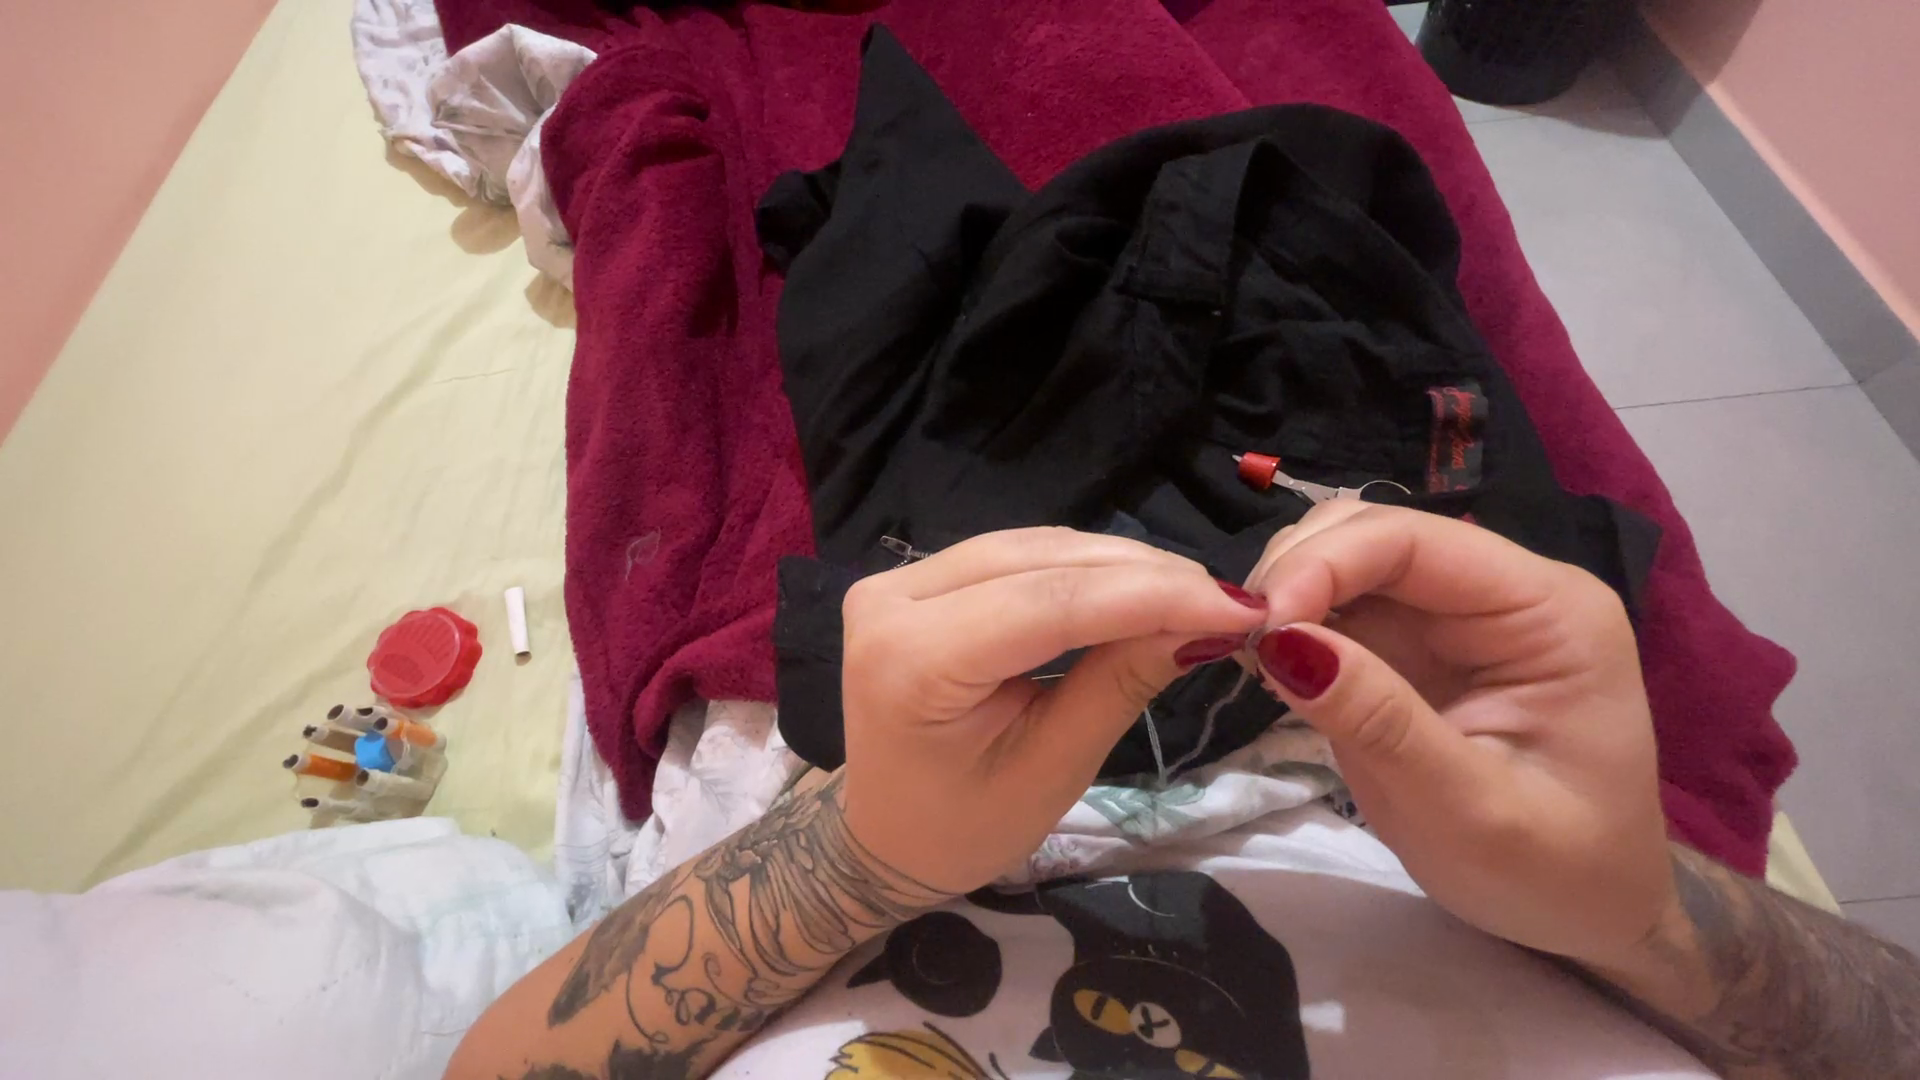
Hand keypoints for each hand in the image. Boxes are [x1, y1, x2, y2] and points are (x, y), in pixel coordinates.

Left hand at [838, 527, 1268, 895]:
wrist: (881, 832)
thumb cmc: (960, 827)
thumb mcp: (1052, 770)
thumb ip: (1121, 682)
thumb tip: (1208, 620)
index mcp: (911, 661)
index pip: (1048, 604)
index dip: (1151, 596)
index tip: (1241, 606)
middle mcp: (892, 598)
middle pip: (1039, 561)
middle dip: (1142, 574)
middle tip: (1227, 599)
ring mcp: (897, 579)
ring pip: (1029, 547)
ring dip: (1116, 565)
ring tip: (1191, 593)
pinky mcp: (915, 577)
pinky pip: (1011, 555)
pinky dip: (1078, 568)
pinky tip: (1130, 584)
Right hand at [1242, 501, 1673, 967]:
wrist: (1569, 910)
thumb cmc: (1548, 872)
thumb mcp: (1468, 811)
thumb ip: (1379, 720)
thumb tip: (1280, 642)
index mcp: (1544, 610)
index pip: (1413, 539)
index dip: (1323, 564)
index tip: (1260, 627)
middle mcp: (1493, 588)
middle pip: (1367, 530)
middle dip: (1294, 572)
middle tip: (1244, 644)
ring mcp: (1442, 609)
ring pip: (1336, 552)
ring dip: (1282, 589)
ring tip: (1254, 655)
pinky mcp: (1402, 638)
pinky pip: (1327, 598)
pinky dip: (1284, 618)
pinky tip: (1267, 660)